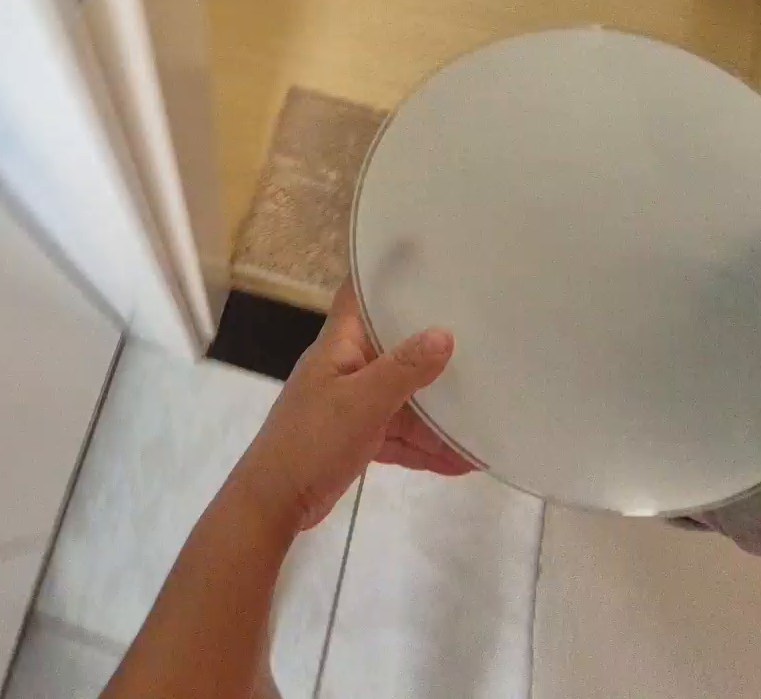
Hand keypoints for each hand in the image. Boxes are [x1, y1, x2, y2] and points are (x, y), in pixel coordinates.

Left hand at [233, 283, 470, 531]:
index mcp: (339, 344)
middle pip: (392, 345)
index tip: (429, 259)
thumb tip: (445, 334)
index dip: (387, 272)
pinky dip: (425, 445)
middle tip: (482, 337)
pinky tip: (463, 460)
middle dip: (432, 346)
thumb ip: (402, 370)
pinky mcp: (356, 437)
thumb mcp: (361, 403)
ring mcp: (351, 402)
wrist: (274, 501)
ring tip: (486, 415)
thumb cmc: (311, 440)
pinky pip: (398, 432)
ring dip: (437, 410)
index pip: (359, 293)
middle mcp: (346, 366)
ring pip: (401, 395)